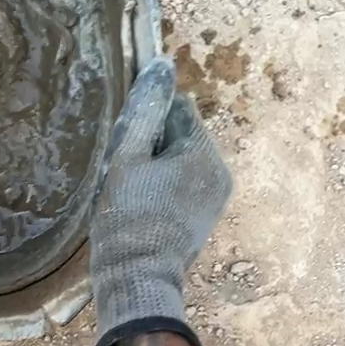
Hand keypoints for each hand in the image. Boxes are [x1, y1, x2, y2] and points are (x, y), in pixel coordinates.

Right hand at [86, 57, 232, 345]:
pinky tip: (142, 204)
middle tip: (125, 171)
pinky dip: (164, 186)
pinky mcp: (206, 216)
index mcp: (204, 153)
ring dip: (157, 165)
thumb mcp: (127, 159)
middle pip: (181, 135)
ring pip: (181, 160)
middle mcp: (219, 171)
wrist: (137, 279)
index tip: (125, 139)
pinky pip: (185, 184)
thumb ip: (144, 112)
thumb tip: (161, 67)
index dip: (148, 118)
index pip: (179, 110)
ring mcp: (216, 196)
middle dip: (152, 144)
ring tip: (132, 190)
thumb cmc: (127, 219)